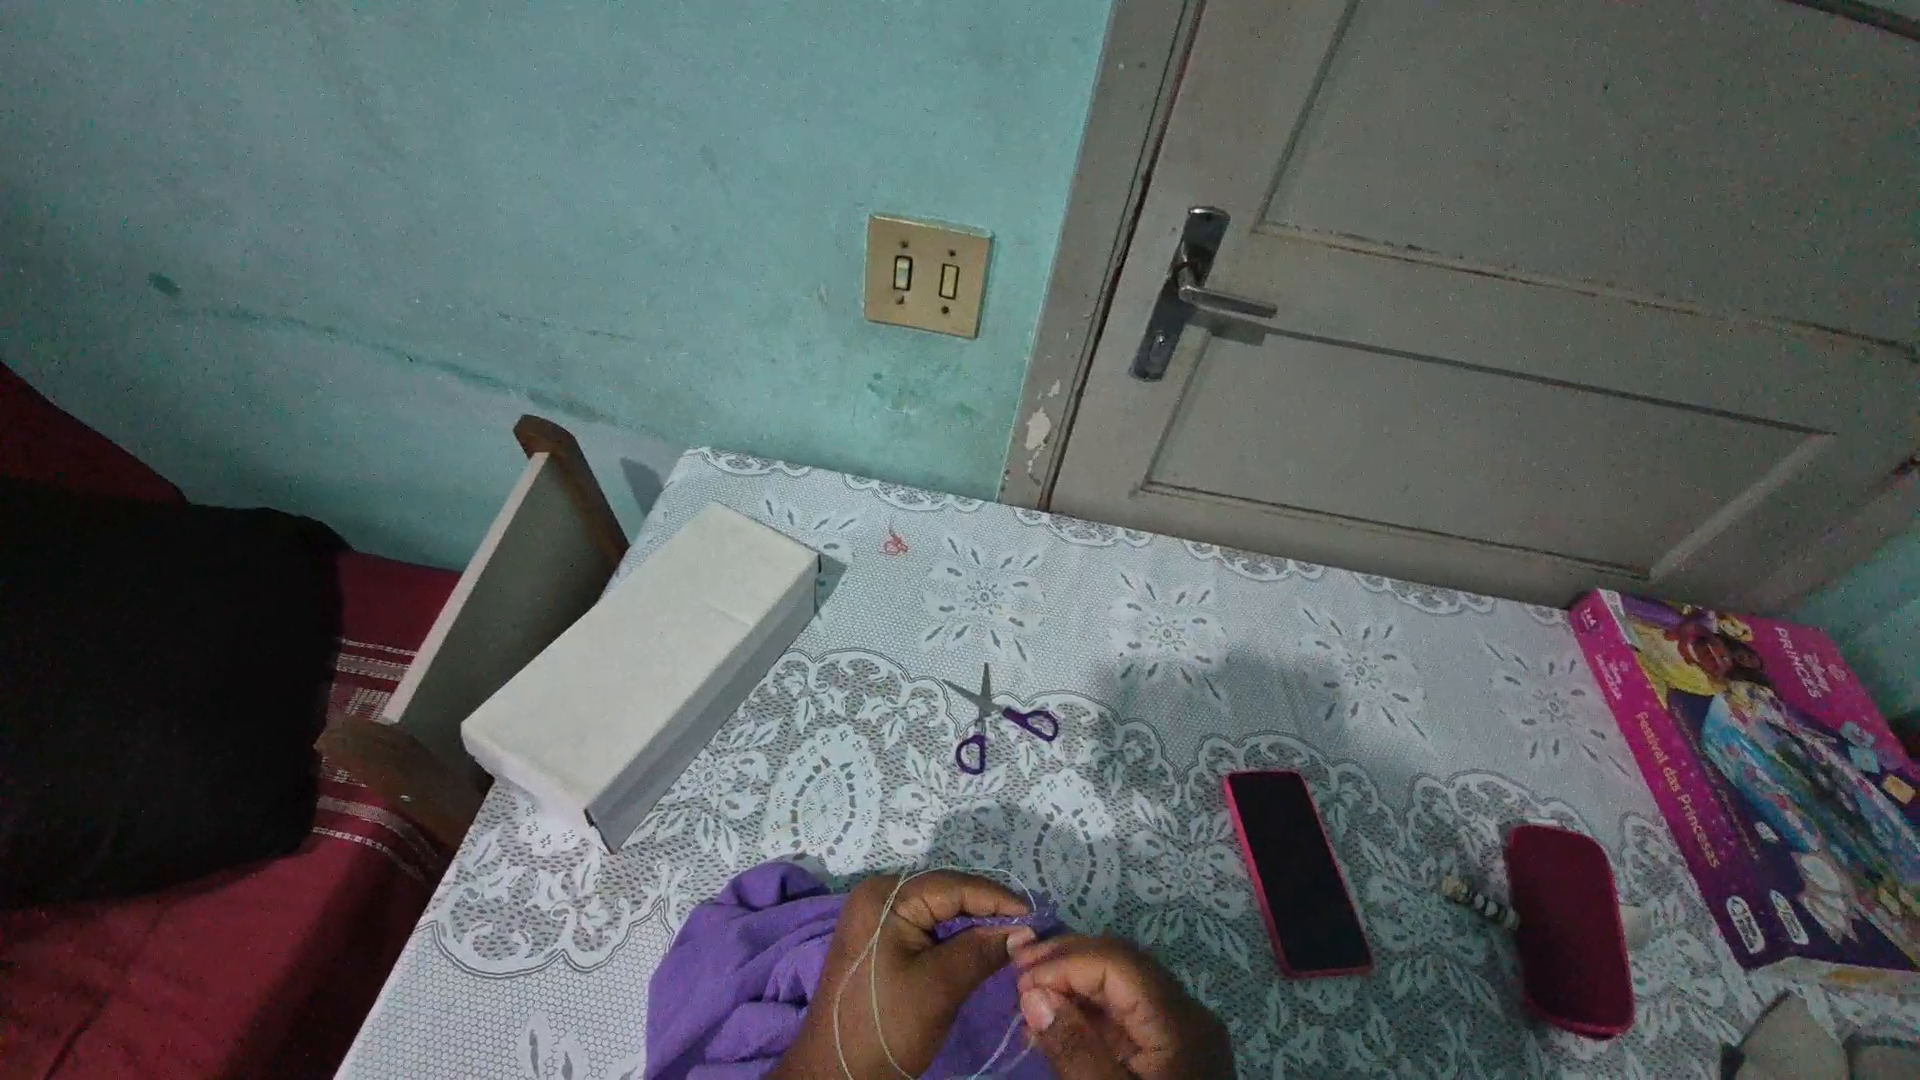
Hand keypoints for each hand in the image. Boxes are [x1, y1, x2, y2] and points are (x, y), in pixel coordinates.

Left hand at [772, 871, 1028, 1079]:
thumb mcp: (939, 988)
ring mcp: (874, 914)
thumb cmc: (884, 1029)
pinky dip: (953, 933)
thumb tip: (1024, 930)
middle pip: (945, 892)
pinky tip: (978, 944)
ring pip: (937, 908)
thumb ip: (980, 951)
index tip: (1035, 916)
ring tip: (1010, 935)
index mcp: (885, 896)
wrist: (834, 1076)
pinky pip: (924, 923)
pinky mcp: (878, 936)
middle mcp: (877, 893)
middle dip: (986, 908)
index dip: (997, 898)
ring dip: (972, 921)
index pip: (953, 885)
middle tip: (1026, 927)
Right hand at [1013, 934, 1233, 1079]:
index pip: (1118, 963)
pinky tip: (1055, 1020)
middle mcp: (1185, 1016)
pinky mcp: (1168, 1057)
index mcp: (1180, 1023)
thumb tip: (1032, 994)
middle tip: (1017, 972)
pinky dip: (1088, 1012)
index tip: (1019, 981)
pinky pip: (1125, 1016)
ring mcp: (1179, 1036)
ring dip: (1074, 982)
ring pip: (1122, 985)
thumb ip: (1073, 1050)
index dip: (1066, 962)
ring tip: (1028, 993)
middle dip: (1067, 961)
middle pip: (1123, 964)